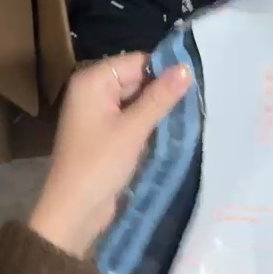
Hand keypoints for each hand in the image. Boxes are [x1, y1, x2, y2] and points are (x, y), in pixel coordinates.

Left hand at [27, 53, 193, 258]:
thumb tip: (186, 68)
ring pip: (138, 100)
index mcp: (92, 81)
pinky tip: (173, 130)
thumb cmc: (99, 165)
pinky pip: (132, 119)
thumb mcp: (133, 129)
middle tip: (198, 99)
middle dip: (163, 90)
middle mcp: (93, 91)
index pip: (136, 61)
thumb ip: (160, 97)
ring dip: (159, 109)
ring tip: (191, 114)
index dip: (164, 70)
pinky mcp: (106, 134)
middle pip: (137, 79)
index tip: (195, 81)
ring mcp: (98, 114)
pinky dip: (149, 124)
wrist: (74, 212)